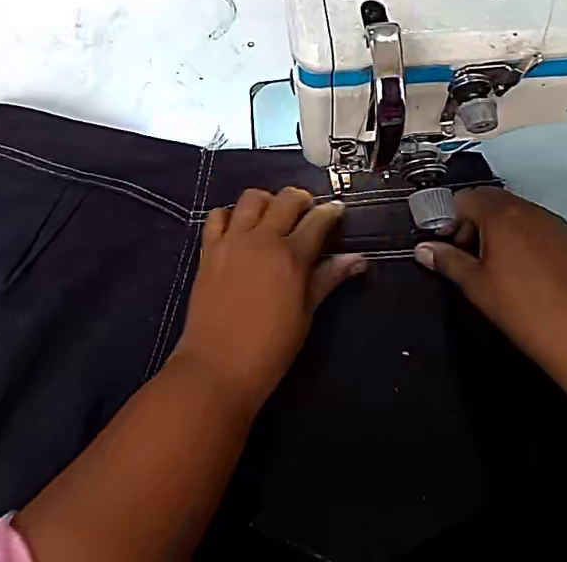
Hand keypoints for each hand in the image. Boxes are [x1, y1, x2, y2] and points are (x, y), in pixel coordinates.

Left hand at [170, 187, 367, 408]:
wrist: (217, 368)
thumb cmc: (269, 349)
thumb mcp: (306, 314)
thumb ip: (328, 278)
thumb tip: (357, 260)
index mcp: (291, 257)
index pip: (318, 220)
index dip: (331, 212)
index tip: (336, 212)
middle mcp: (262, 240)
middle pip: (286, 199)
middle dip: (302, 199)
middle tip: (306, 212)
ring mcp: (232, 241)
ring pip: (252, 198)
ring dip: (267, 201)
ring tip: (272, 217)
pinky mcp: (209, 249)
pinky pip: (217, 216)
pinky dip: (230, 215)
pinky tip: (239, 229)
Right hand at [415, 186, 566, 379]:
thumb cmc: (533, 313)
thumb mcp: (476, 287)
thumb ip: (447, 261)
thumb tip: (427, 251)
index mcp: (500, 214)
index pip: (464, 198)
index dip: (450, 221)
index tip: (446, 244)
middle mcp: (528, 211)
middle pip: (490, 202)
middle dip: (473, 224)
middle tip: (466, 257)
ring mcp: (553, 224)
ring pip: (515, 214)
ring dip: (499, 232)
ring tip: (496, 272)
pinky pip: (538, 228)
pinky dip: (525, 241)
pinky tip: (524, 276)